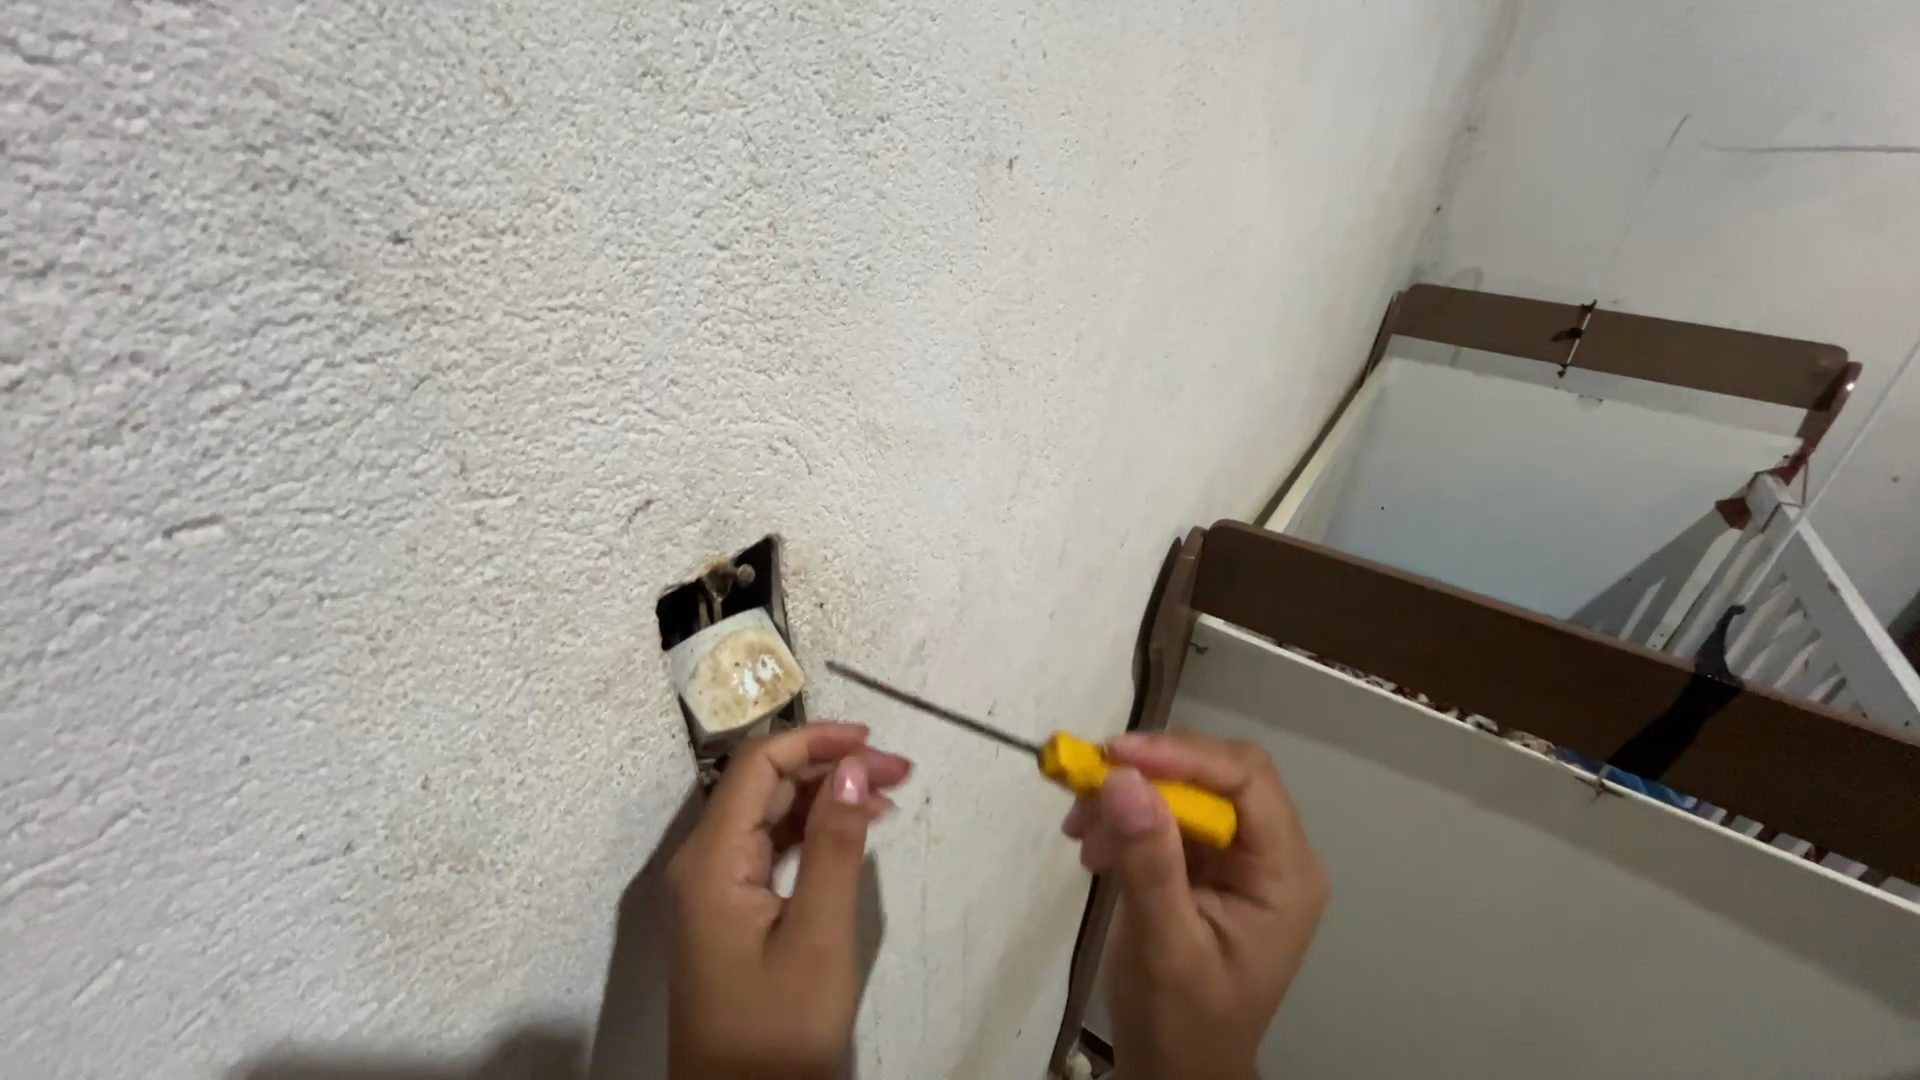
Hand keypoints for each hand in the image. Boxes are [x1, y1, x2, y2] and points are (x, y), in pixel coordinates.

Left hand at [667, 722, 912, 1079]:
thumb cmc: (781, 1028)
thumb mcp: (818, 934)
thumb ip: (834, 843)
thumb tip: (852, 766)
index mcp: (712, 860)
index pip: (759, 766)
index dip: (815, 740)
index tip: (872, 741)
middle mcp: (704, 861)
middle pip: (766, 784)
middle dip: (831, 766)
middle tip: (899, 772)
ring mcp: (715, 886)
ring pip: (772, 812)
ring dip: (828, 795)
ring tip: (889, 796)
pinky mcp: (732, 908)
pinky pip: (773, 846)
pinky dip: (815, 829)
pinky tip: (856, 830)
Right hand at [1061, 731, 1327, 1079]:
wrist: (1176, 1070)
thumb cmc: (1182, 1022)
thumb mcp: (1163, 945)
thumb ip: (1148, 860)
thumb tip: (1122, 777)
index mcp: (1285, 872)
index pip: (1247, 780)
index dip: (1184, 754)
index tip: (1117, 754)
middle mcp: (1271, 851)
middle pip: (1216, 773)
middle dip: (1150, 771)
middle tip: (1091, 780)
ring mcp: (1237, 854)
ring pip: (1184, 785)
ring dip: (1128, 795)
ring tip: (1081, 828)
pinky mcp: (1203, 859)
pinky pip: (1164, 811)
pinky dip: (1123, 816)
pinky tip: (1093, 845)